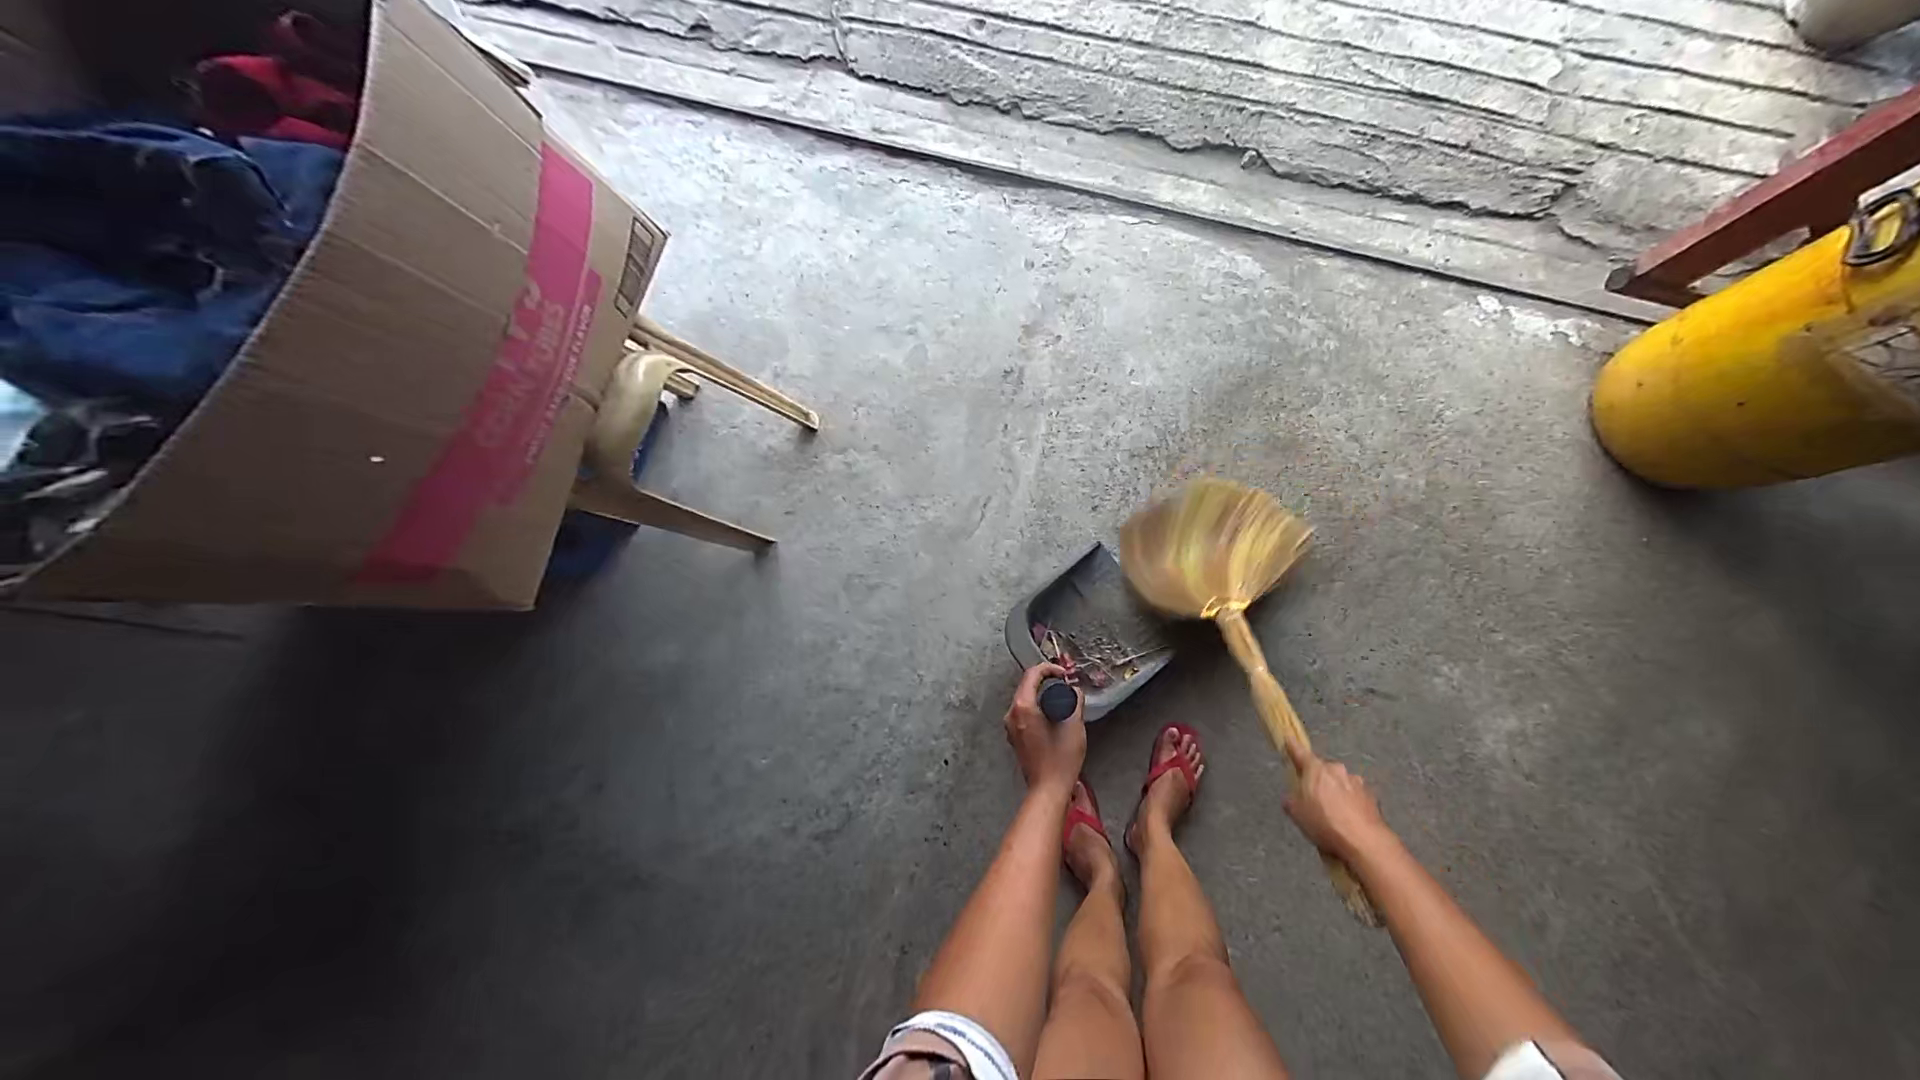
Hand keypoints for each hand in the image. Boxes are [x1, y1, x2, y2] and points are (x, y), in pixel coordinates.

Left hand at [1003, 663, 1085, 792]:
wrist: (1048, 789)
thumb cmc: (1060, 759)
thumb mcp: (1074, 726)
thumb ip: (1075, 702)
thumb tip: (1075, 692)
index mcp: (1023, 707)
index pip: (1031, 675)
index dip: (1049, 669)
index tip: (1064, 673)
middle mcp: (1011, 714)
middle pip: (1026, 686)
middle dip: (1045, 681)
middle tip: (1064, 683)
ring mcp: (1010, 727)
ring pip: (1024, 700)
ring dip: (1041, 694)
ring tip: (1061, 698)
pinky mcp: (1015, 737)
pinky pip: (1024, 713)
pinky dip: (1037, 707)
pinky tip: (1051, 714)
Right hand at [1282, 739, 1390, 859]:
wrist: (1365, 843)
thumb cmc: (1326, 824)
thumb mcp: (1296, 813)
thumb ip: (1291, 799)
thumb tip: (1293, 797)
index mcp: (1315, 769)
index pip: (1299, 752)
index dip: (1292, 746)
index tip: (1288, 739)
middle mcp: (1337, 770)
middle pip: (1322, 771)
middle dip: (1317, 781)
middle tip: (1312, 800)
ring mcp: (1357, 783)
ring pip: (1340, 784)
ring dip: (1336, 794)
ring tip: (1332, 817)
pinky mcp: (1372, 799)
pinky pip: (1355, 797)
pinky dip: (1350, 805)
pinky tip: (1347, 823)